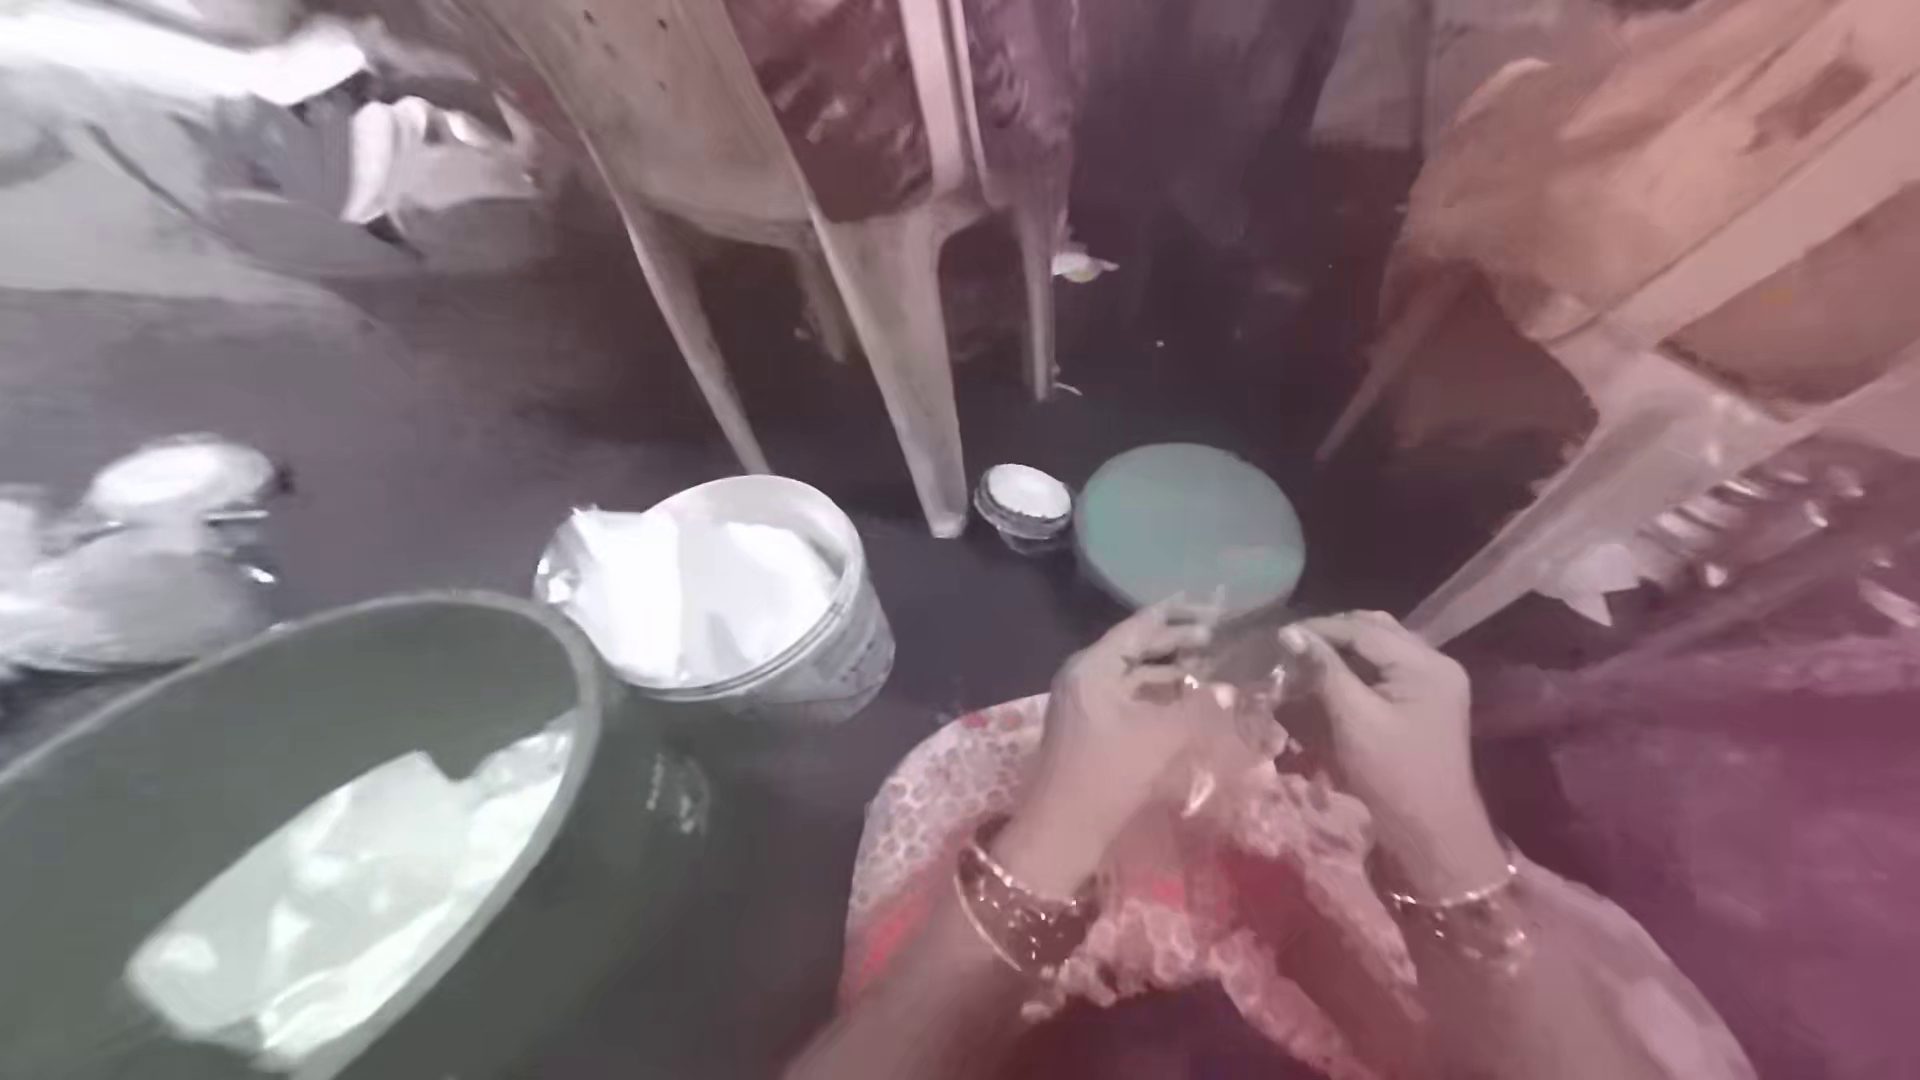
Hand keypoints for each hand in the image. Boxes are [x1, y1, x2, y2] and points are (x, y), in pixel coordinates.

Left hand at [994, 600, 1233, 893]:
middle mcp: (1086, 675)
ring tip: (1212, 665)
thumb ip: (1197, 708)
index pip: (1136, 628)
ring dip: (1169, 670)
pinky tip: (1187, 699)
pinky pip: (1129, 697)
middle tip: (1218, 635)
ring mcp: (1086, 700)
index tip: (1206, 603)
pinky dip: (1157, 695)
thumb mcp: (1157, 737)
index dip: (1173, 615)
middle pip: (1135, 648)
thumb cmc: (1107, 774)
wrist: (1063, 827)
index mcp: (1092, 666)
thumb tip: (1230, 688)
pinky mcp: (1092, 724)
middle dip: (1175, 642)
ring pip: (1134, 675)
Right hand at [1282, 611, 1506, 898]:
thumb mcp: (1352, 716)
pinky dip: (1353, 663)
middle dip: (1330, 633)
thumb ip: (1322, 669)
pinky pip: (1383, 665)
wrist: (1430, 832)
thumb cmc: (1391, 774)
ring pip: (1378, 644)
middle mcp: (1434, 663)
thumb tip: (1288, 633)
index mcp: (1424, 666)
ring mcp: (1432, 681)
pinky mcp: (1423, 697)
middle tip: (1292, 645)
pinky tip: (1328, 673)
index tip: (1278, 636)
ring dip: (1341, 646)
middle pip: (1374, 628)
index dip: (1318, 629)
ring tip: (1306, 656)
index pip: (1363, 629)